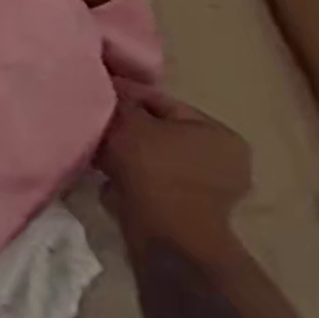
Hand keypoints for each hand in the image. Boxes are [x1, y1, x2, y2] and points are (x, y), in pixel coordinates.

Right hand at [98, 83, 251, 254]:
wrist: (164, 228)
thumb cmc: (150, 165)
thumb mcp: (127, 120)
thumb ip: (118, 100)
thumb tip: (108, 88)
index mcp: (220, 133)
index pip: (160, 101)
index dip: (123, 94)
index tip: (93, 92)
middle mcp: (226, 159)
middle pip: (160, 129)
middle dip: (126, 125)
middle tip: (93, 119)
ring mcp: (213, 188)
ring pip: (155, 154)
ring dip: (126, 149)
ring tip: (95, 145)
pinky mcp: (192, 208)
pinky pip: (154, 177)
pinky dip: (132, 171)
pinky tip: (107, 169)